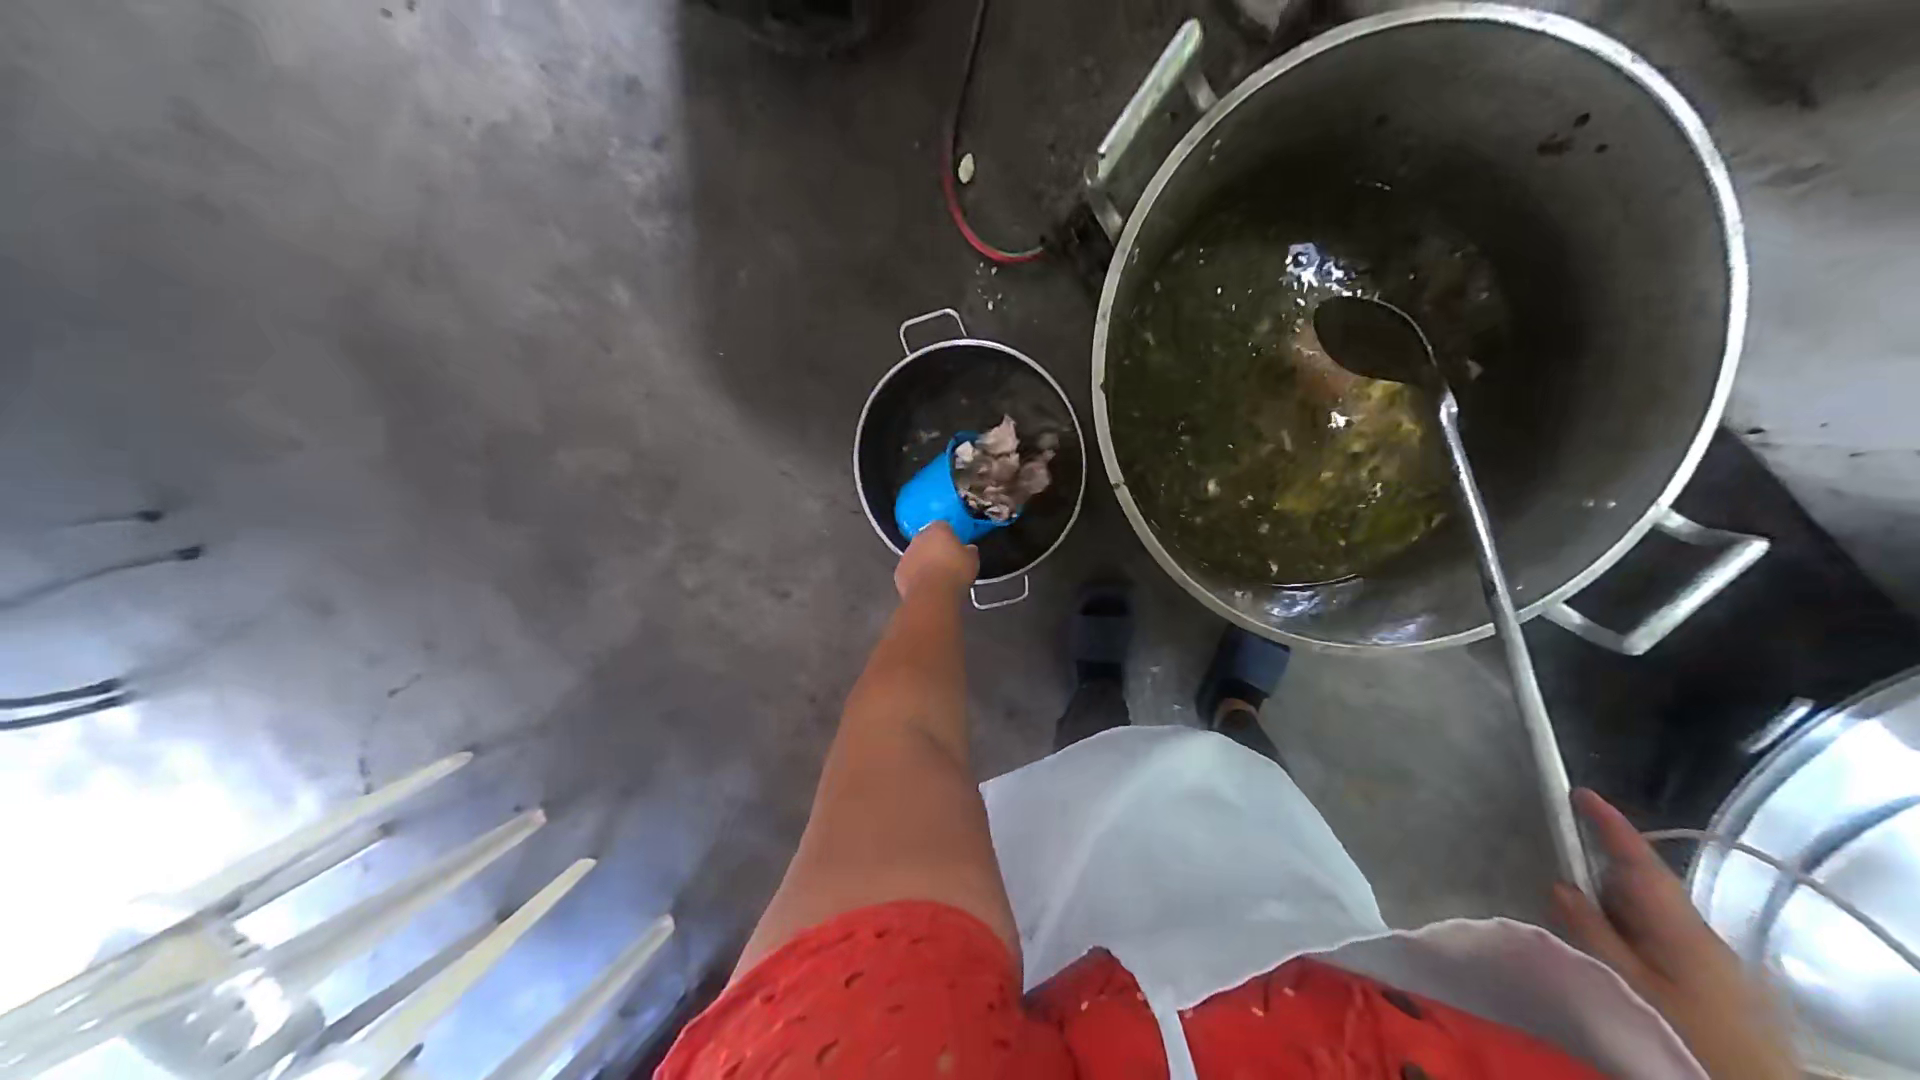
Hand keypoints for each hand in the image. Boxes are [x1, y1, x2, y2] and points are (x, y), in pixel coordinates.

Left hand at [894, 522, 978, 600]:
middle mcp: (919, 538)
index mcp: (938, 529)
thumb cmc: (955, 572)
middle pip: (927, 539)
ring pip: (916, 554)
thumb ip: (969, 550)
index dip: (950, 535)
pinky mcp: (899, 571)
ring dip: (924, 561)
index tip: (956, 546)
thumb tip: (968, 549)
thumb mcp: (972, 560)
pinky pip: (909, 570)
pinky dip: (915, 575)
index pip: (943, 525)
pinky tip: (925, 585)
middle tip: (946, 561)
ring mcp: (907, 554)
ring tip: (936, 576)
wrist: (932, 594)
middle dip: (934, 547)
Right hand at [1553, 789, 1798, 1079]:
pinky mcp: (1705, 976)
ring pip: (1646, 909)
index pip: (1639, 860)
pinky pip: (1653, 932)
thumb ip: (1591, 931)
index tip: (1580, 792)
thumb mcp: (1627, 981)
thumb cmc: (1688, 1030)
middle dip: (1601, 863)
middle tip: (1559, 853)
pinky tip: (1605, 942)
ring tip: (1572, 905)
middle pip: (1642, 882)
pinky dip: (1622, 923)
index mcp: (1677, 924)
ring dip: (1610, 898)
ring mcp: (1704, 955)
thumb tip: (1559, 883)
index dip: (1611, 824)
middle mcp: (1694, 930)